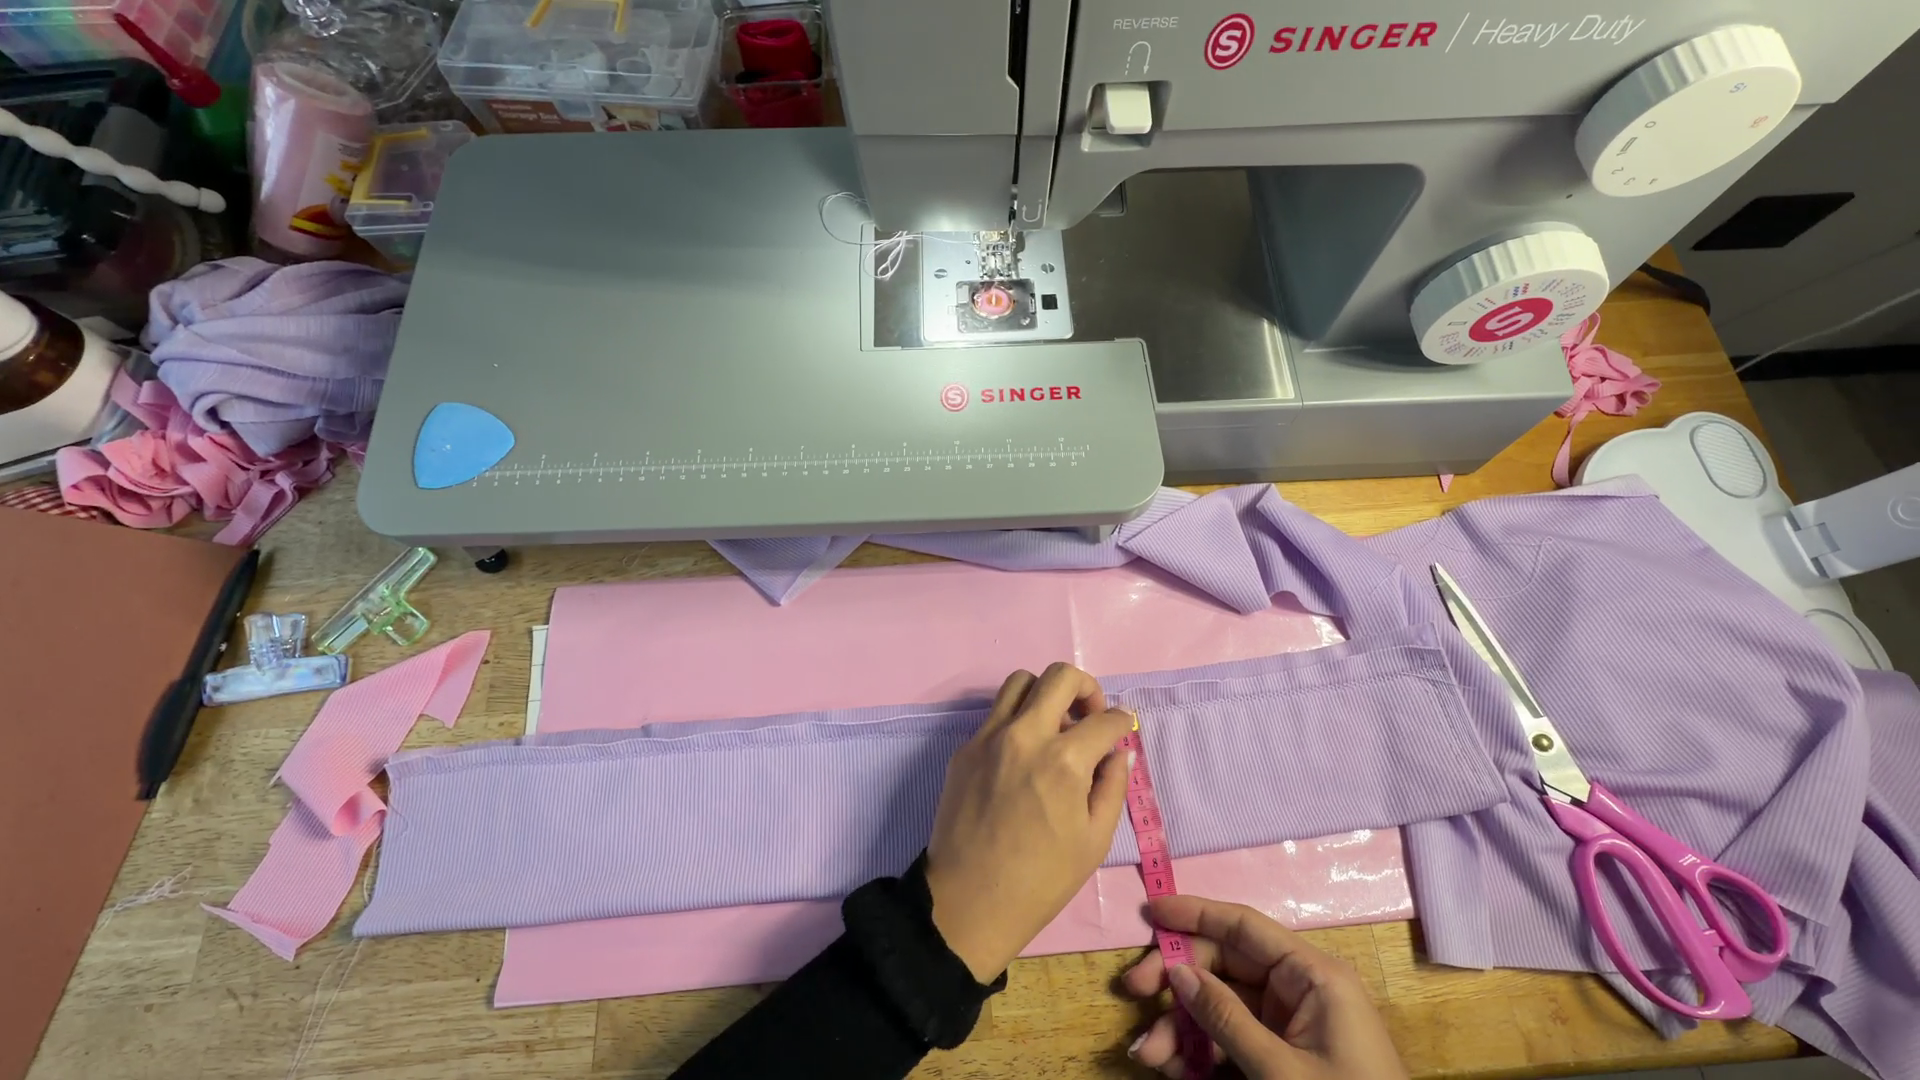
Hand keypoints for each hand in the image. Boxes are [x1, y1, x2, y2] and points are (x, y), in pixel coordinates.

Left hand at [924, 663, 1135, 982]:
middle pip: (1059, 676)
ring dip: (1045, 695)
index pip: (1105, 718)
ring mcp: (988, 737)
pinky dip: (1017, 720)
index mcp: (1064, 760)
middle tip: (1089, 717)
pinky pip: (995, 714)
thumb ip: (1112, 785)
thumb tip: (1117, 751)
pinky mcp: (965, 748)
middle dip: (1086, 688)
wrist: (969, 901)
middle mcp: (1024, 735)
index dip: (1122, 723)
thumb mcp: (1095, 839)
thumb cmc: (1041, 879)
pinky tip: (1024, 756)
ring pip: (1020, 682)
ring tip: (1055, 729)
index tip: (1122, 731)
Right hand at [1122, 895, 1407, 1079]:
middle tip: (1132, 992)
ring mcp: (1289, 1022)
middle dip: (1176, 980)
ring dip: (1180, 1025)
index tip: (1149, 910)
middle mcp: (1299, 988)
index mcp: (1312, 975)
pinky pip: (1230, 1036)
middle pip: (1222, 964)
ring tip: (1148, 1055)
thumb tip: (1178, 971)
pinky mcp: (1282, 1054)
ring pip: (1219, 1003)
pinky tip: (1170, 1066)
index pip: (1243, 926)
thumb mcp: (1281, 1072)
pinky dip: (1199, 1049)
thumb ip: (1226, 1019)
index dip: (1195, 913)